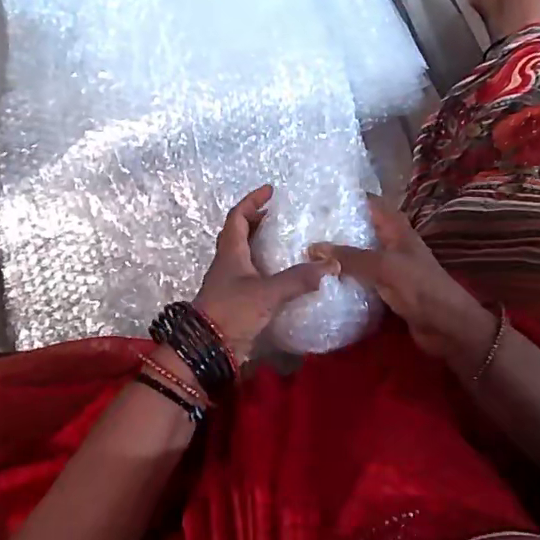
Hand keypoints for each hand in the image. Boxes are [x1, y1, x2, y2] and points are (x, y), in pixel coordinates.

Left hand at [190, 185, 338, 364]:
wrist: (209, 347)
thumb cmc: (232, 311)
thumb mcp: (267, 292)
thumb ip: (299, 278)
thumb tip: (331, 265)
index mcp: (230, 252)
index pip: (237, 216)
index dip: (252, 201)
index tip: (270, 192)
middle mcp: (228, 263)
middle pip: (240, 233)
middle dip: (258, 221)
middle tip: (281, 217)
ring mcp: (231, 283)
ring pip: (246, 255)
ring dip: (262, 245)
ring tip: (287, 242)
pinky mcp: (237, 301)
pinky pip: (253, 276)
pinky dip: (268, 269)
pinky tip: (286, 276)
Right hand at [308, 194, 494, 366]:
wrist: (447, 327)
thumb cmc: (420, 288)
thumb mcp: (384, 267)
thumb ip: (350, 257)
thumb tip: (313, 248)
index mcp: (396, 229)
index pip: (369, 203)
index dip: (346, 198)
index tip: (316, 199)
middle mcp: (392, 244)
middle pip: (360, 229)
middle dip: (335, 228)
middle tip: (302, 228)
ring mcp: (389, 268)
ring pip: (358, 255)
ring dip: (337, 256)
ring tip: (304, 253)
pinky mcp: (386, 290)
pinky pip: (360, 279)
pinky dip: (344, 279)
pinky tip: (322, 281)